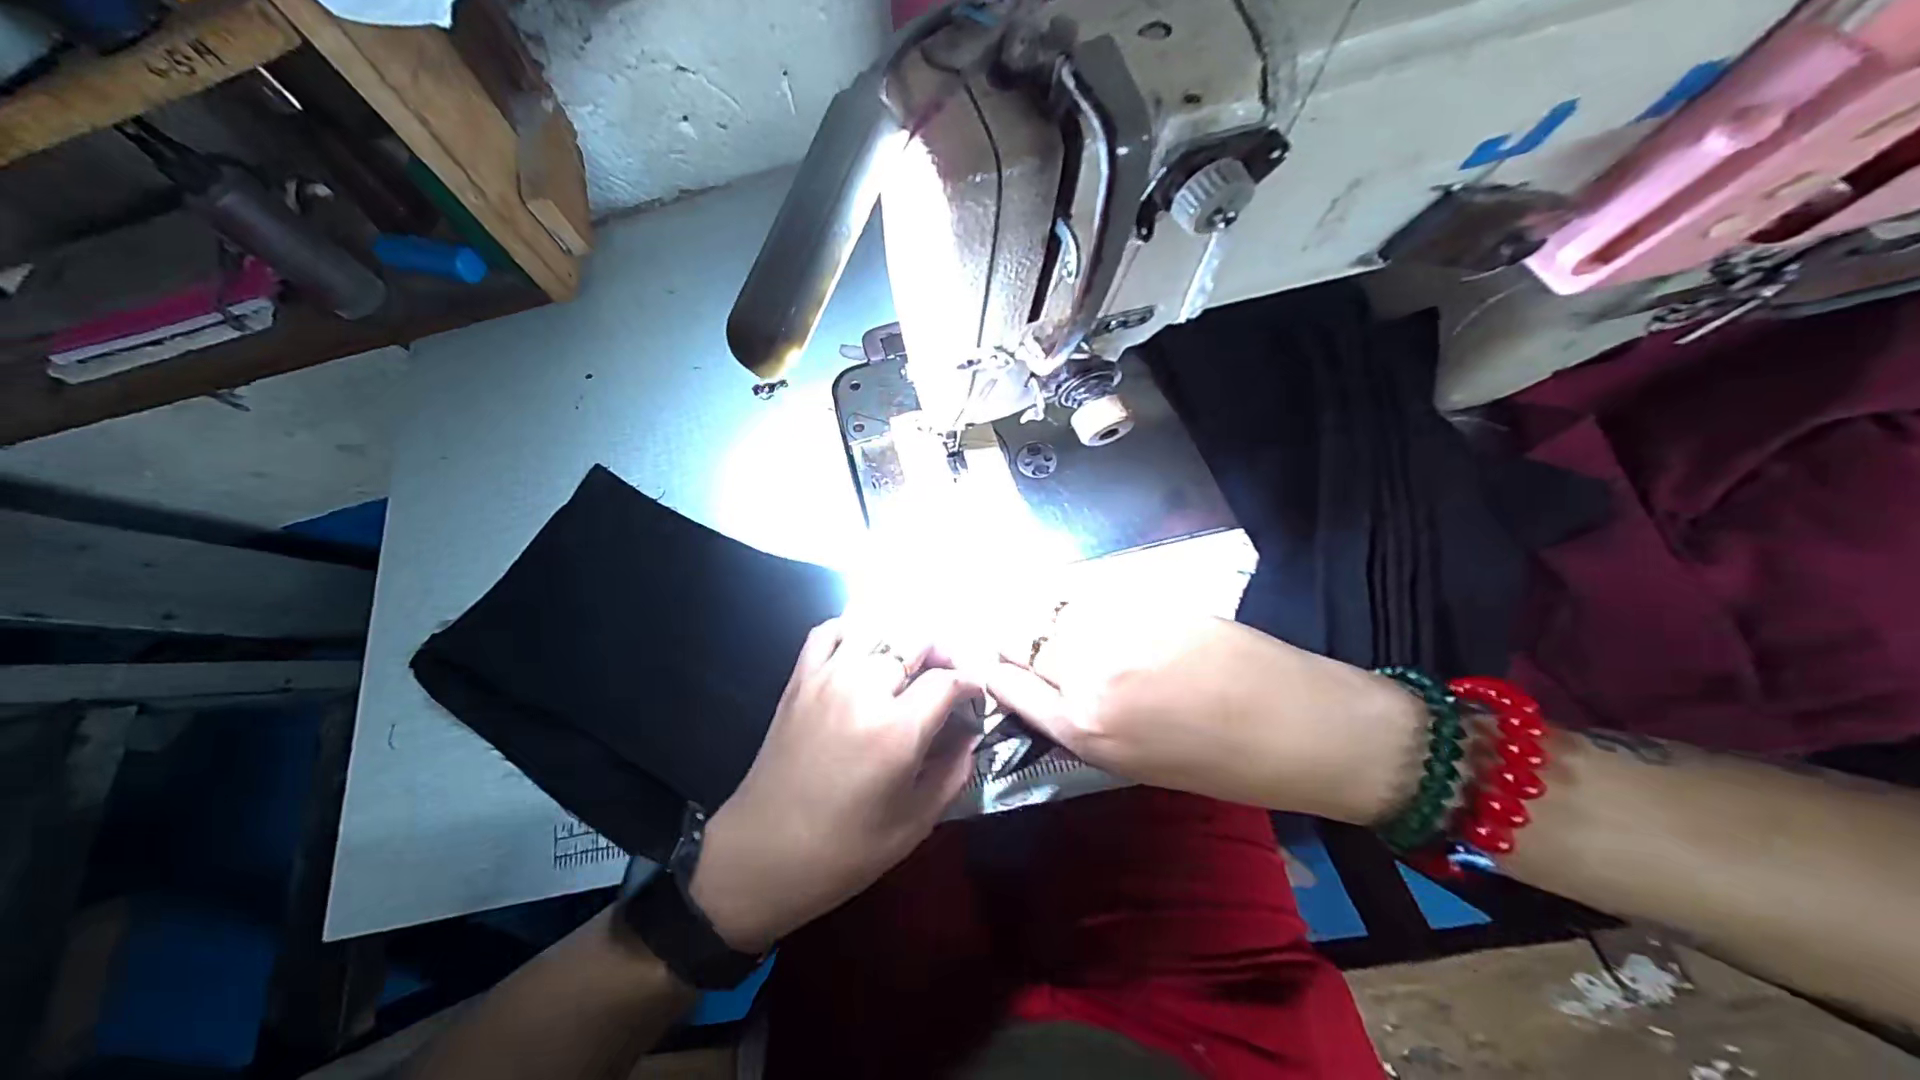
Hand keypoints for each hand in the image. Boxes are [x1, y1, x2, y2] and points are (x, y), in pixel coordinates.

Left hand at [687, 618, 981, 952]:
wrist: (762, 854)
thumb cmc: (843, 851)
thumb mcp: (915, 823)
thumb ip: (953, 772)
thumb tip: (971, 733)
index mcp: (896, 730)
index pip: (949, 680)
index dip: (972, 683)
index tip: (977, 696)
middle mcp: (863, 690)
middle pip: (916, 639)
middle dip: (943, 654)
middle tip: (948, 679)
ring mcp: (826, 679)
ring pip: (877, 627)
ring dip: (903, 641)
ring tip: (911, 667)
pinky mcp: (799, 680)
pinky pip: (829, 632)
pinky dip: (854, 632)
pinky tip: (866, 655)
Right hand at [980, 605, 1427, 824]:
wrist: (1302, 726)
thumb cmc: (1223, 763)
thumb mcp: (1135, 762)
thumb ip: (1082, 720)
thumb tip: (1047, 683)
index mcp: (1086, 732)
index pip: (1010, 684)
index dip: (993, 667)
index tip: (989, 656)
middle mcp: (1090, 680)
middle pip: (1020, 638)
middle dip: (1010, 635)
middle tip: (1014, 631)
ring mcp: (1119, 634)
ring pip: (1051, 610)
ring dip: (1042, 612)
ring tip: (1050, 616)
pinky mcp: (1150, 602)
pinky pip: (1091, 595)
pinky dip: (1079, 600)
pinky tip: (1090, 606)